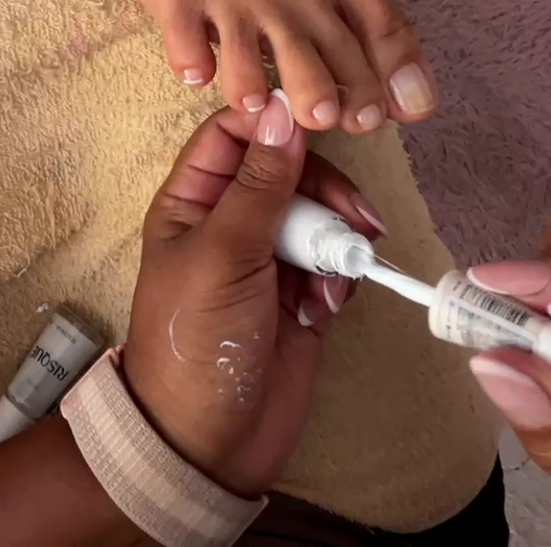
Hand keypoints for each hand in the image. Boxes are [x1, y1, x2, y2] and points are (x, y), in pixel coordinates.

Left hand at [120, 96, 387, 496]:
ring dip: (336, 240)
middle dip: (325, 191)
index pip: (234, 133)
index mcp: (194, 198)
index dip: (273, 123)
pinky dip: (339, 278)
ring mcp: (269, 254)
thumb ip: (259, 182)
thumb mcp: (224, 252)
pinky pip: (333, 259)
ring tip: (338, 276)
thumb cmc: (197, 339)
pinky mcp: (301, 290)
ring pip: (318, 213)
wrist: (209, 444)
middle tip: (356, 219)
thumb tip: (280, 107)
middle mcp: (231, 217)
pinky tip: (327, 308)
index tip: (321, 123)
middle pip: (289, 169)